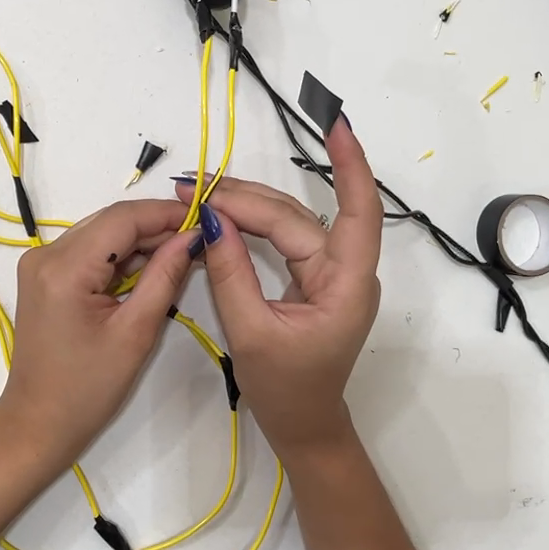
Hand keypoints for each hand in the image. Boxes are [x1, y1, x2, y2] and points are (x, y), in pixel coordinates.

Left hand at [0, 198, 201, 473]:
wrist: (38, 423)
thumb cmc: (88, 388)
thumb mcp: (135, 333)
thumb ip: (164, 277)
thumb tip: (193, 236)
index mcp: (64, 268)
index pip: (122, 219)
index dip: (164, 214)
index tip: (206, 219)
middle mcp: (45, 254)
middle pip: (110, 221)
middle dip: (154, 226)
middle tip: (198, 240)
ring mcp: (39, 263)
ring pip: (100, 232)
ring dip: (138, 240)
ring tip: (180, 254)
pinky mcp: (43, 275)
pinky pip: (88, 250)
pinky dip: (118, 255)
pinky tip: (148, 268)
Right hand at [174, 117, 381, 458]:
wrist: (303, 425)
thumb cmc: (286, 388)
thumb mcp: (251, 331)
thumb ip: (231, 272)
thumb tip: (211, 218)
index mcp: (345, 283)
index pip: (356, 212)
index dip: (350, 166)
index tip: (337, 124)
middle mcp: (342, 270)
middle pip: (296, 215)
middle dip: (245, 195)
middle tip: (192, 185)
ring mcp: (326, 272)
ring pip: (285, 220)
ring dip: (242, 203)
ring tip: (196, 191)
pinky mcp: (310, 277)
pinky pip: (279, 237)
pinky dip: (248, 223)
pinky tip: (220, 210)